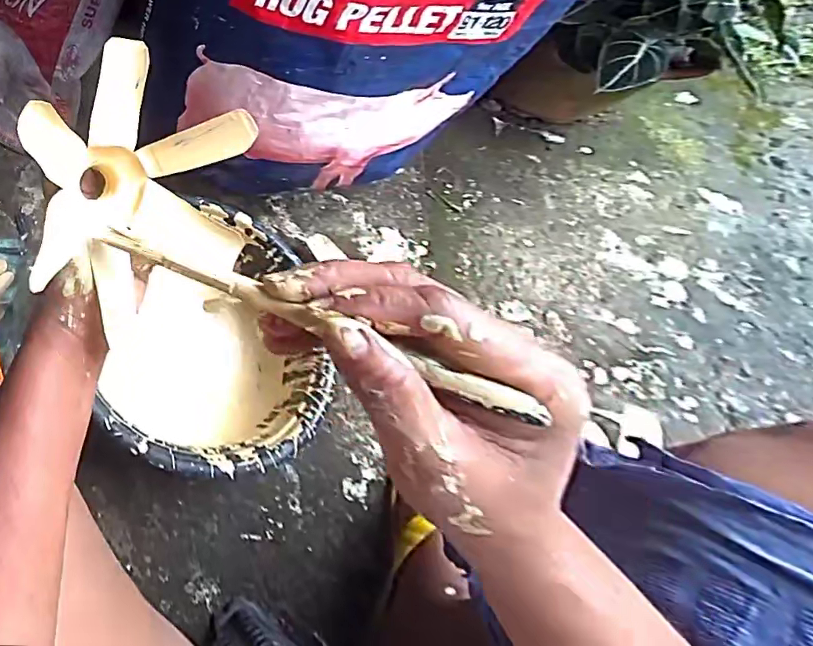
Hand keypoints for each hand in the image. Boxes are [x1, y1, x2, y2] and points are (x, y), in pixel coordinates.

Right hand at [260, 262, 588, 554]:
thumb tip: (341, 332)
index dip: (377, 305)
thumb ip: (391, 391)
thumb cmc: (481, 505)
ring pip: (389, 290)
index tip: (320, 309)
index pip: (445, 314)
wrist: (497, 525)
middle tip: (287, 292)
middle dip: (341, 288)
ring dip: (329, 295)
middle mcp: (503, 341)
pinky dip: (334, 316)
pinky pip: (379, 312)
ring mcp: (467, 336)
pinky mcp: (435, 339)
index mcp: (531, 372)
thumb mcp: (433, 456)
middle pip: (412, 289)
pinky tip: (298, 328)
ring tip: (281, 308)